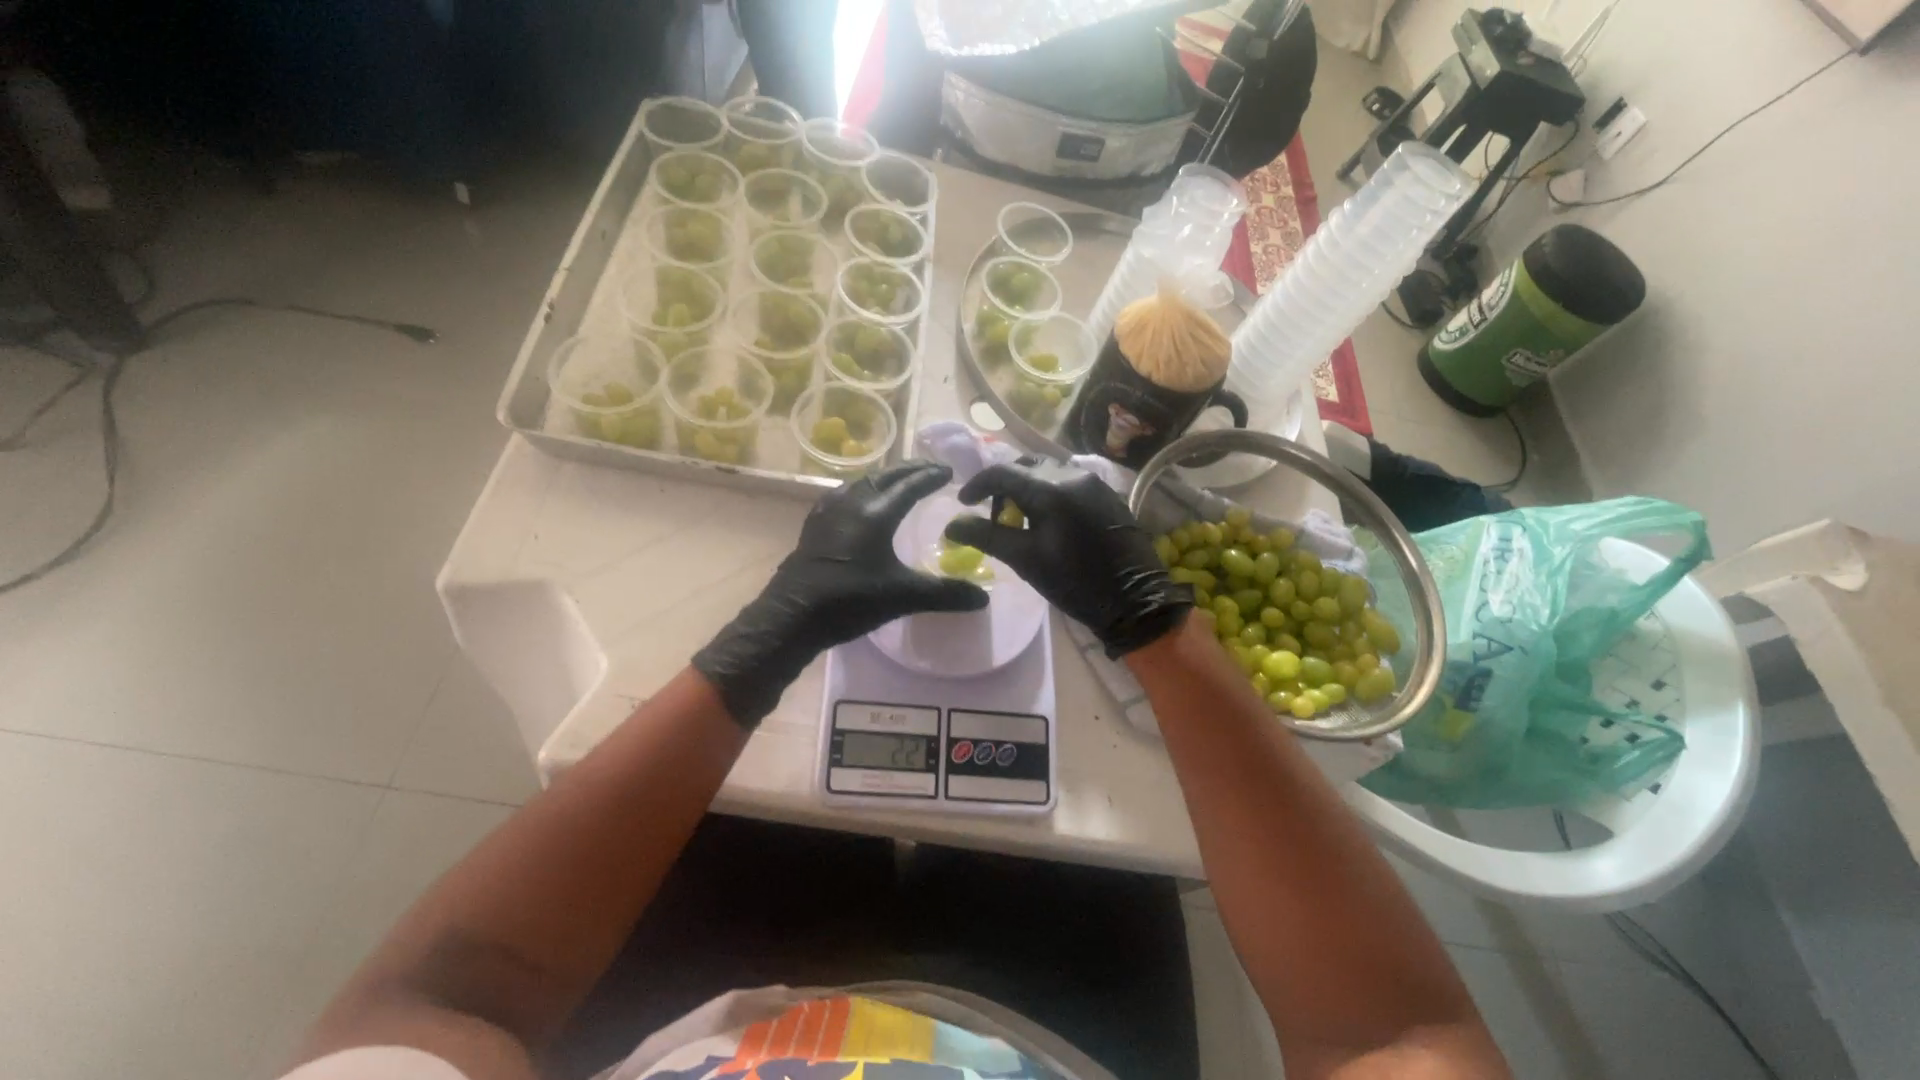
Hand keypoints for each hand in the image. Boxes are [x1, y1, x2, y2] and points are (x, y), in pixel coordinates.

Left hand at [693, 462, 988, 727]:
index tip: (949, 471)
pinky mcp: (814, 526)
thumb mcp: (902, 597)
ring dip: (884, 479)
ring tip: (901, 482)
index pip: (909, 485)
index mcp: (875, 513)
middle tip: (930, 470)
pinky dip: (862, 491)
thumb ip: (944, 594)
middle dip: (909, 471)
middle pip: (884, 477)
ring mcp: (828, 513)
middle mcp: (852, 504)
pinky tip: (862, 503)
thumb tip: (983, 599)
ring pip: (861, 483)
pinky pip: (843, 496)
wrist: (792, 617)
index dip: (930, 476)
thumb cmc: (849, 601)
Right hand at [947, 460, 1190, 656]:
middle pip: (1027, 466)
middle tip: (994, 515)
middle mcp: (1074, 475)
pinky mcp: (1108, 495)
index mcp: (1051, 489)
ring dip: (1027, 488)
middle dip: (1004, 485)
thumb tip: (951, 525)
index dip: (978, 485)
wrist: (1134, 601)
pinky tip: (1048, 520)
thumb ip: (986, 536)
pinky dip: (1050, 493)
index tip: (963, 503)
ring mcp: (1095, 483)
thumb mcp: (1025, 560)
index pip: (1003, 472)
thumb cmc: (1074, 582)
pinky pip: (1069, 482)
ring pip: (1049, 471)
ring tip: (1021, 520)